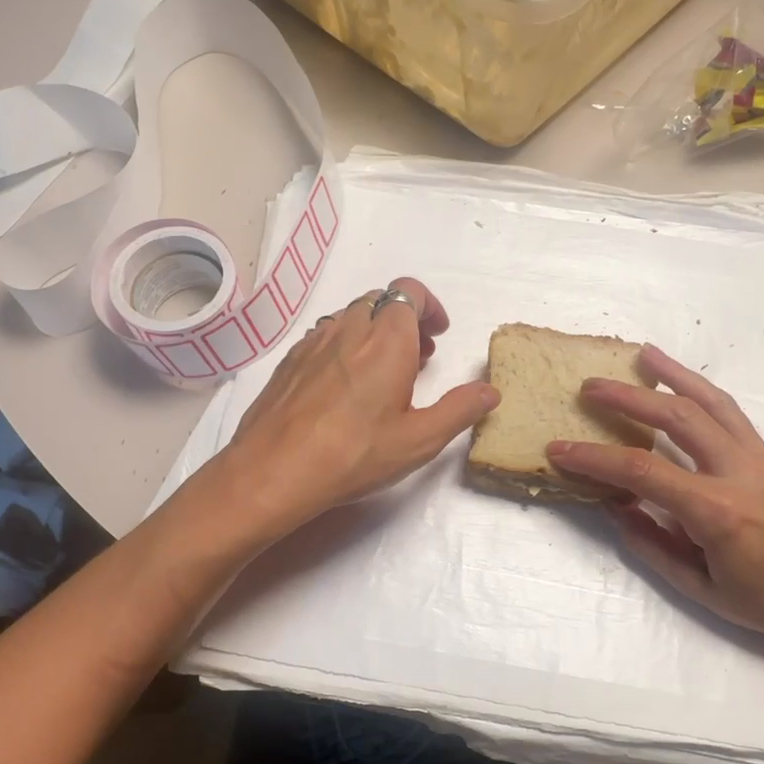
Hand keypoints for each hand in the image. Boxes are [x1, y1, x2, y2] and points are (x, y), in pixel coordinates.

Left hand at [212, 277, 497, 538]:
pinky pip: (324, 338)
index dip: (429, 307)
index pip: (410, 292)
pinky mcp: (289, 362)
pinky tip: (344, 387)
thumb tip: (490, 391)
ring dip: (373, 332)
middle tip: (419, 356)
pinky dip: (344, 347)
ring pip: (349, 317)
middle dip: (404, 319)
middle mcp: (348, 328)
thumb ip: (459, 410)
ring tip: (383, 372)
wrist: (273, 470)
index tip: (438, 335)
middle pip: (380, 301)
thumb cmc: (353, 455)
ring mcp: (313, 342)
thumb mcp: (419, 440)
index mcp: (386, 339)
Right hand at [546, 345, 763, 655]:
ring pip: (710, 402)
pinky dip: (701, 390)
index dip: (595, 457)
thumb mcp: (700, 587)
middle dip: (628, 398)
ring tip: (641, 355)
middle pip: (677, 417)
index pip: (643, 471)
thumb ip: (652, 544)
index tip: (559, 448)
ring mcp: (759, 458)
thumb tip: (614, 506)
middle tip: (588, 387)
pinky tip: (680, 383)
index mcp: (718, 512)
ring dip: (671, 376)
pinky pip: (730, 412)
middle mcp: (740, 473)